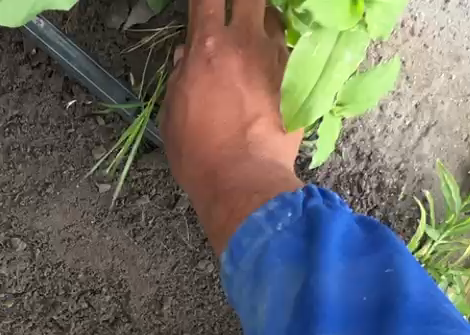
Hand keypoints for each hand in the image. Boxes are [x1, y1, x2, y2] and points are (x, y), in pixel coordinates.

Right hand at [163, 0, 304, 253]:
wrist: (243, 180)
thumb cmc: (198, 156)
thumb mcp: (173, 119)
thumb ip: (179, 80)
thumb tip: (185, 57)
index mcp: (208, 48)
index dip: (205, 0)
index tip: (203, 6)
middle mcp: (245, 41)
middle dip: (240, 3)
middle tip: (233, 17)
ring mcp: (275, 56)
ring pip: (272, 20)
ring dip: (262, 26)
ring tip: (252, 45)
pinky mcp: (296, 77)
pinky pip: (286, 52)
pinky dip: (276, 56)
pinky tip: (268, 74)